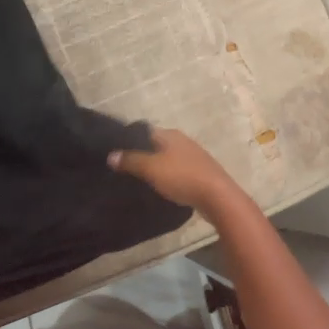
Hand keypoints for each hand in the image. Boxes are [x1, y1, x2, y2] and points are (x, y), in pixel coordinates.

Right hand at [108, 127, 244, 213]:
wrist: (218, 197)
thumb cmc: (182, 177)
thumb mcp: (150, 168)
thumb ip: (130, 160)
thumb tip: (111, 155)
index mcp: (170, 134)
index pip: (144, 132)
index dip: (130, 141)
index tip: (117, 153)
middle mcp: (183, 141)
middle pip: (157, 145)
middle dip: (143, 155)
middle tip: (126, 168)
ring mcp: (194, 157)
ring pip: (169, 159)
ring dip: (157, 168)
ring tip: (141, 180)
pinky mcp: (201, 173)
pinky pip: (179, 172)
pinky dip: (170, 178)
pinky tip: (163, 188)